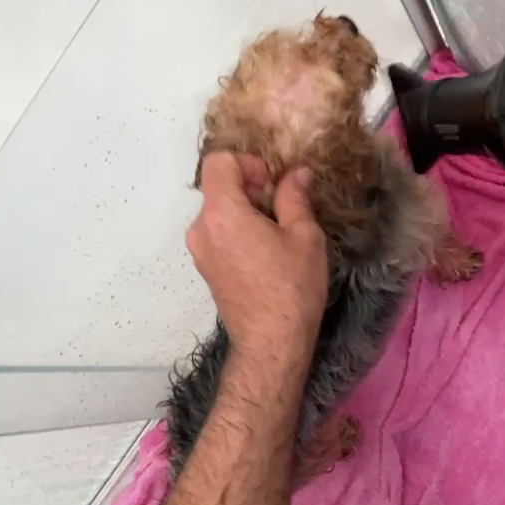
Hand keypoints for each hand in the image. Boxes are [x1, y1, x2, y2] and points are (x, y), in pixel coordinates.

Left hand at [187, 153, 327, 367]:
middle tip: (282, 210)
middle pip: (218, 187)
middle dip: (250, 188)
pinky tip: (266, 256)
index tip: (273, 184)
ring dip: (245, 212)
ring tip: (277, 235)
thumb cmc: (292, 287)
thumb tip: (297, 174)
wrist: (271, 342)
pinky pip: (219, 236)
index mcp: (222, 212)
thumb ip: (296, 198)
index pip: (219, 161)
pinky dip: (238, 233)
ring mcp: (200, 252)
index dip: (248, 162)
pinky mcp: (206, 270)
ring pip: (219, 213)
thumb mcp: (304, 237)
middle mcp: (201, 229)